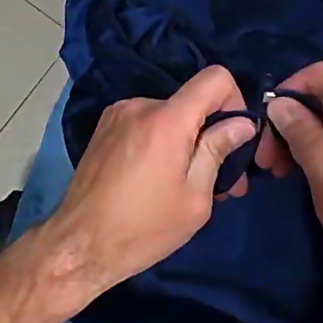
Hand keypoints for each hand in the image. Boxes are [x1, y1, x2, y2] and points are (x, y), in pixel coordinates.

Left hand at [38, 66, 259, 302]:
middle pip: (192, 102)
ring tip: (186, 184)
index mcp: (167, 119)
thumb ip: (218, 151)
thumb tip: (243, 123)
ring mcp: (119, 113)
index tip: (234, 137)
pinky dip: (161, 141)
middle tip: (221, 179)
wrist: (79, 244)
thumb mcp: (194, 198)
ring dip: (185, 141)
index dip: (234, 100)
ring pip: (170, 115)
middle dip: (211, 133)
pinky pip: (147, 122)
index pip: (215, 77)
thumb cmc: (143, 228)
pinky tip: (157, 177)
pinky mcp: (105, 126)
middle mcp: (141, 104)